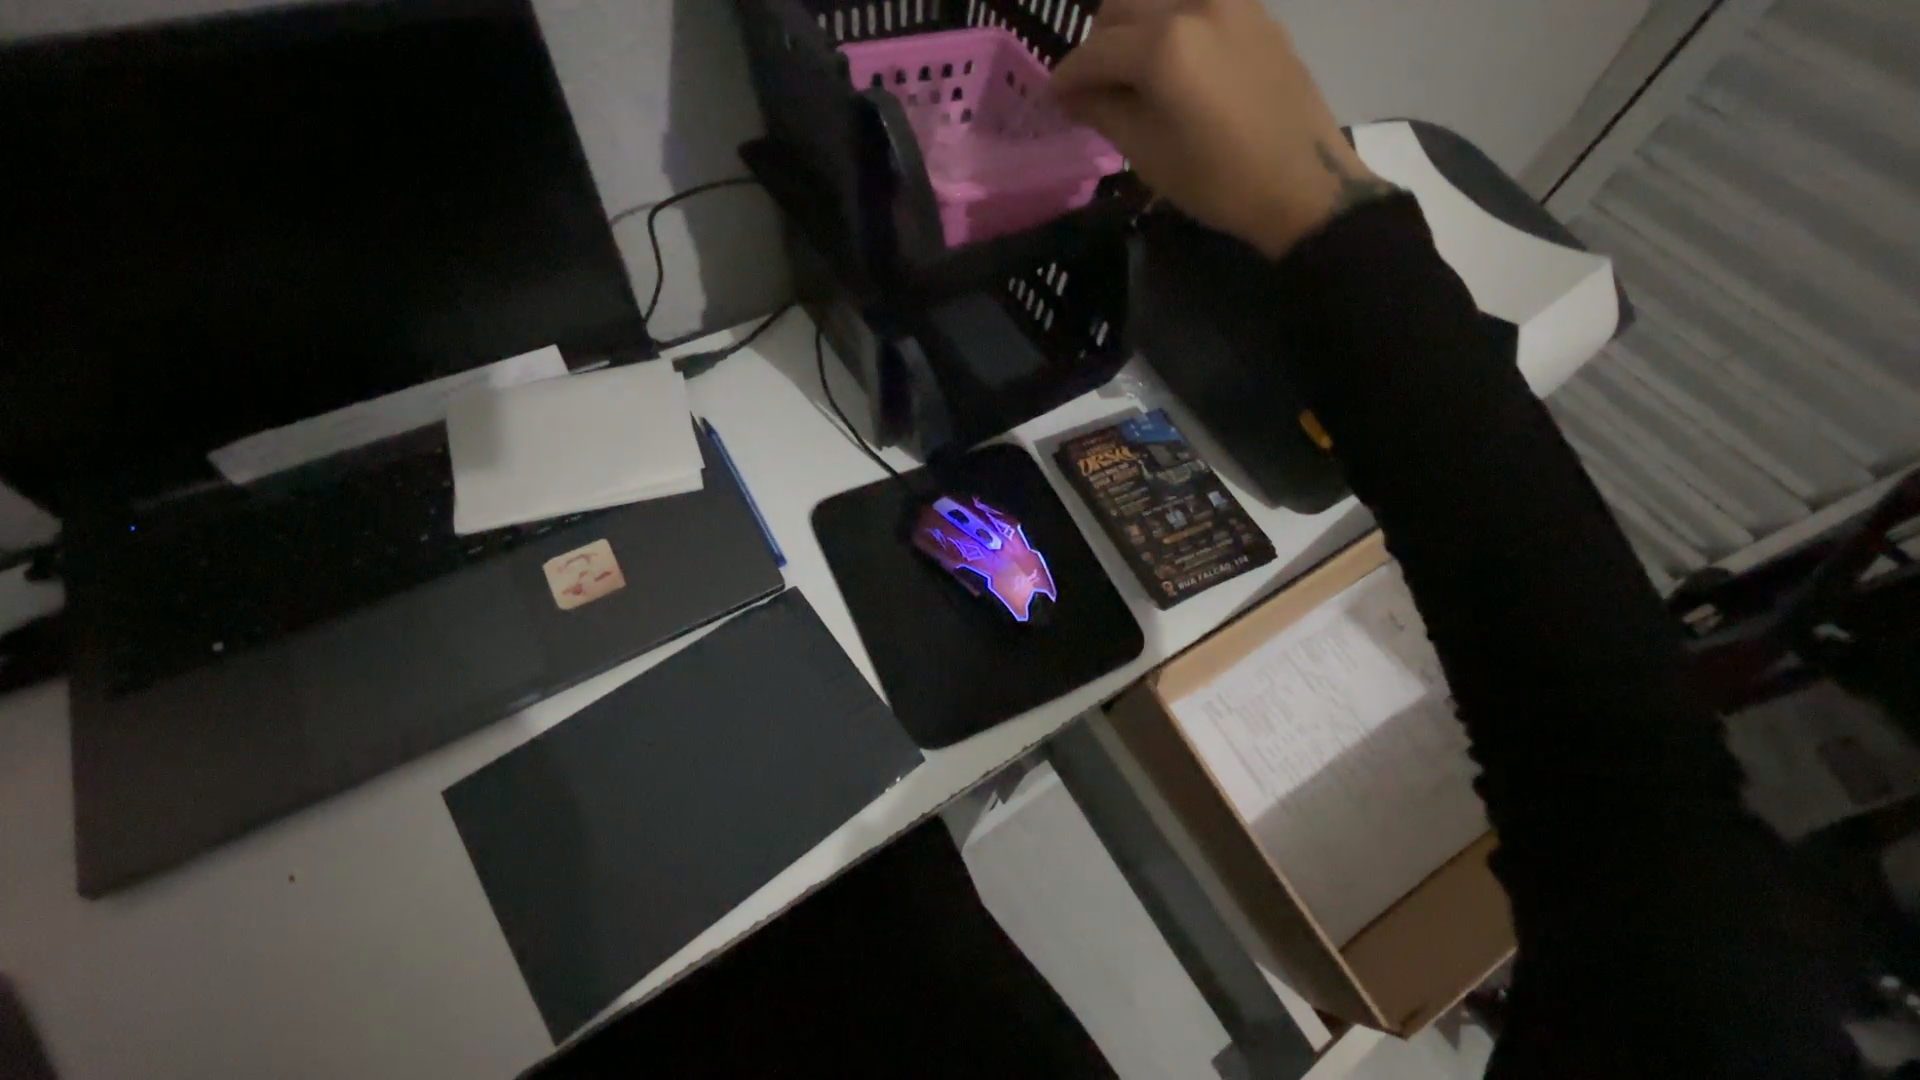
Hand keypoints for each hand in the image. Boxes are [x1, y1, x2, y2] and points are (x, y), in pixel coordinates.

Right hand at [1051, 0, 1397, 256]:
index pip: (1095, 51)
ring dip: (1134, 26)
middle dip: (1098, 44)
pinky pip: (1197, 2)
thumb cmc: (1218, 181)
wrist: (1303, 184)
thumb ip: (1103, 112)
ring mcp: (1231, 0)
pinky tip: (1173, 62)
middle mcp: (1195, 4)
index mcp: (1163, 45)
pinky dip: (1172, 22)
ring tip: (1132, 72)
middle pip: (1122, 5)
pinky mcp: (1257, 11)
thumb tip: (1071, 94)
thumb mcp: (1149, 154)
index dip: (1067, 77)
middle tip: (1093, 87)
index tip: (1052, 99)